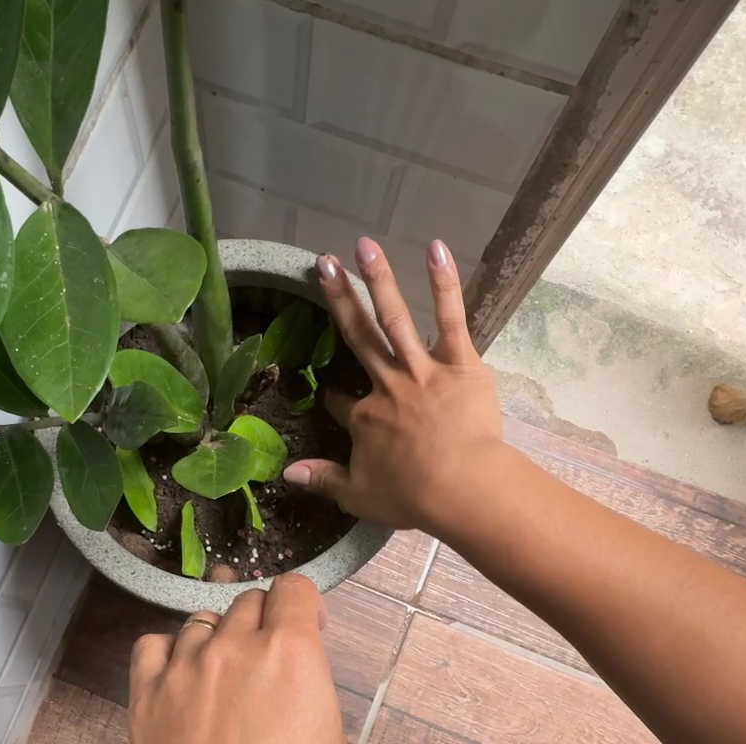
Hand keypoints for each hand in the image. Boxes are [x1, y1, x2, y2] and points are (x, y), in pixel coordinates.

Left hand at [123, 574, 347, 743]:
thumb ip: (309, 690)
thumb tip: (290, 675)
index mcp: (291, 654)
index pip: (294, 588)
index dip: (304, 605)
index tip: (307, 628)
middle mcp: (235, 646)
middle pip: (248, 601)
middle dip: (265, 624)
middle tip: (267, 666)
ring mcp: (184, 667)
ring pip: (203, 621)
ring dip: (219, 639)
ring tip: (223, 680)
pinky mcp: (145, 693)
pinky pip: (154, 645)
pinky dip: (170, 654)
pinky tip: (181, 682)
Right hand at [282, 237, 507, 534]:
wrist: (460, 486)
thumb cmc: (410, 495)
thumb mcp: (357, 495)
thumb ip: (322, 480)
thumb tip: (285, 473)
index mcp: (365, 418)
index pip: (343, 403)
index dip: (337, 401)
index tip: (333, 398)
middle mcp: (387, 385)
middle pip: (358, 338)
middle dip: (339, 300)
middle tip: (322, 264)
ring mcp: (422, 370)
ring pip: (394, 319)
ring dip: (378, 281)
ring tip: (364, 245)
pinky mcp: (459, 362)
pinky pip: (450, 318)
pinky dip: (443, 285)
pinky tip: (434, 248)